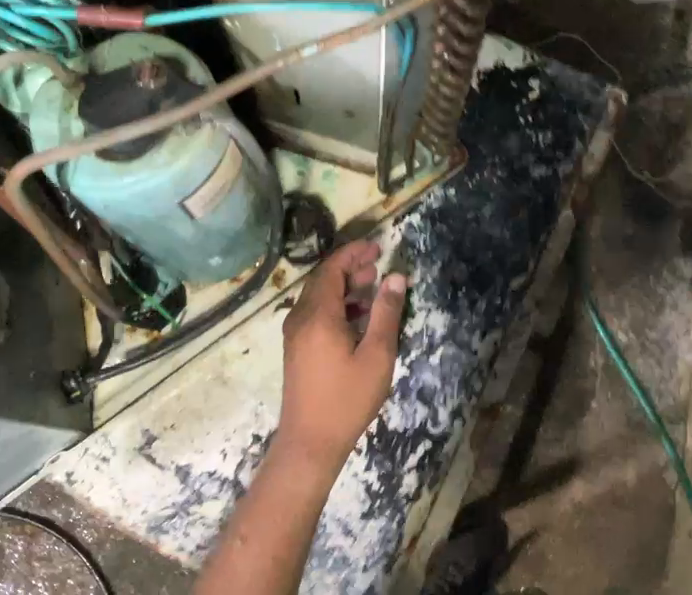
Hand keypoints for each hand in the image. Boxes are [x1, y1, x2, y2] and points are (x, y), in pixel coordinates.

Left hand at [277, 240, 406, 465]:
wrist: (309, 443)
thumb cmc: (347, 399)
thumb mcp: (377, 355)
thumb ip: (385, 312)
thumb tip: (396, 277)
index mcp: (318, 315)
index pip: (332, 268)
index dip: (354, 253)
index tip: (379, 247)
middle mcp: (300, 318)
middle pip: (324, 280)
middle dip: (351, 268)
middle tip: (379, 266)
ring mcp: (295, 334)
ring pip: (319, 297)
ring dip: (345, 287)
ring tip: (373, 289)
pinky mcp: (297, 349)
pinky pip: (316, 313)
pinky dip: (337, 305)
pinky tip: (358, 318)